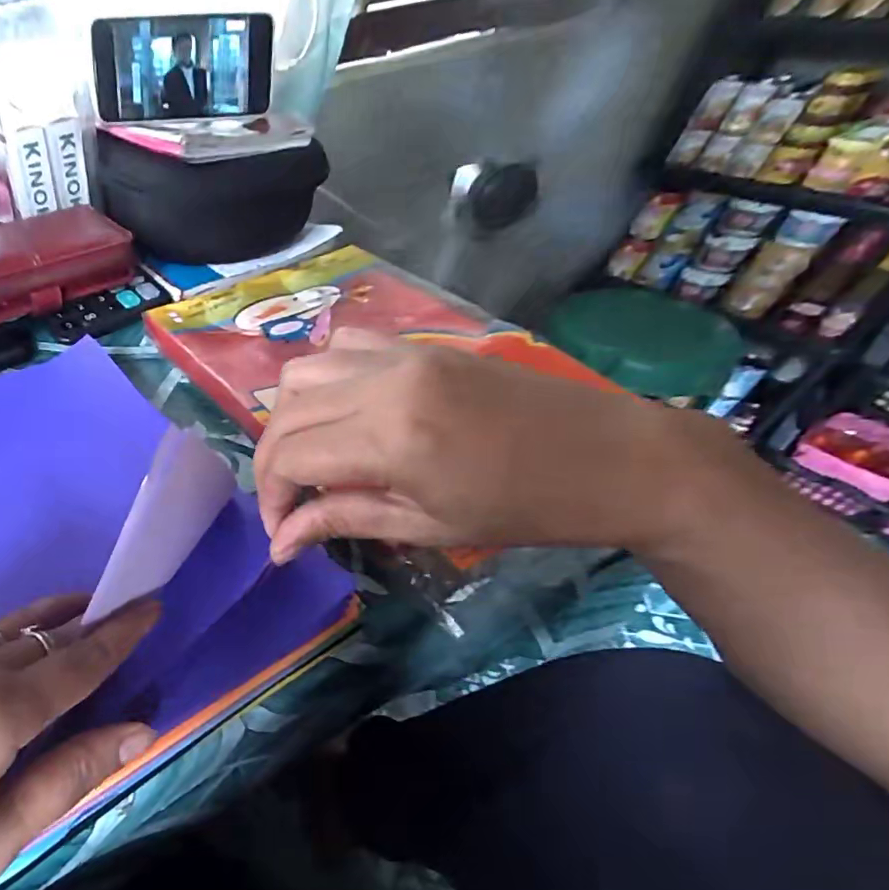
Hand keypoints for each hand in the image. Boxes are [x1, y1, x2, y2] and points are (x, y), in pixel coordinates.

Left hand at [0, 595, 161, 889]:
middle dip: (90, 621)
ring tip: (84, 615)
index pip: (76, 662)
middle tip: (130, 606)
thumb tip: (138, 729)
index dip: (120, 636)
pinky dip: (9, 636)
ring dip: (48, 621)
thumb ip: (66, 775)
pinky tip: (18, 650)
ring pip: (3, 632)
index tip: (154, 605)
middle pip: (41, 637)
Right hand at [253, 330, 750, 562]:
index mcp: (389, 437)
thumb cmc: (525, 509)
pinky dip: (323, 376)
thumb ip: (341, 521)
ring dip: (289, 417)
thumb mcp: (426, 526)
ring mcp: (401, 355)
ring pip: (303, 373)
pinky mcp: (419, 345)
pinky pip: (344, 346)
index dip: (272, 498)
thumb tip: (279, 544)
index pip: (290, 458)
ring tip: (308, 455)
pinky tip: (337, 408)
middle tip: (287, 502)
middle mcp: (383, 384)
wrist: (617, 458)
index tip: (282, 532)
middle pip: (286, 416)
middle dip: (271, 465)